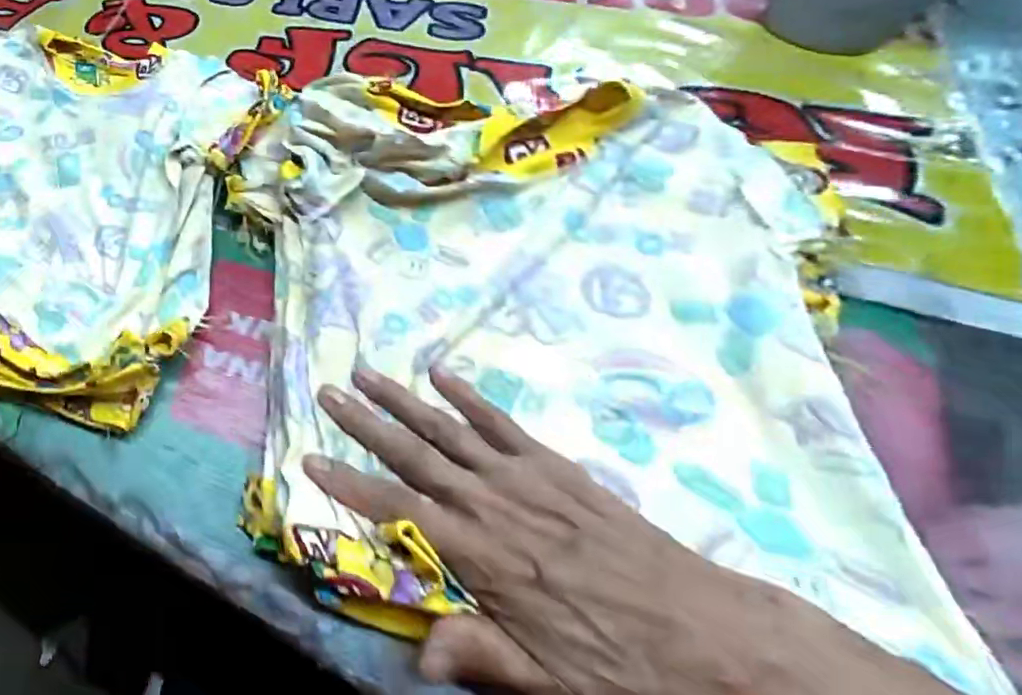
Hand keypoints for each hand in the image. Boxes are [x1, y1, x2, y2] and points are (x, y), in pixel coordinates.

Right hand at [305, 367, 952, 694]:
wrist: (724, 643)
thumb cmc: (629, 668)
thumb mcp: (557, 685)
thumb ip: (483, 658)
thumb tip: (414, 656)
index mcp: (485, 557)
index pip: (399, 510)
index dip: (350, 484)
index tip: (311, 457)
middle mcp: (493, 506)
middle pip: (414, 455)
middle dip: (364, 423)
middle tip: (326, 391)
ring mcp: (525, 481)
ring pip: (448, 430)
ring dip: (402, 400)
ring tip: (365, 373)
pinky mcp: (556, 469)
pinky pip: (502, 425)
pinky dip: (469, 397)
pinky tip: (441, 373)